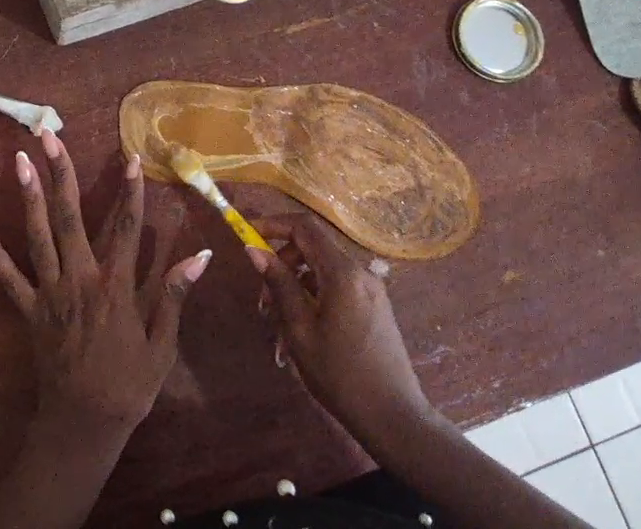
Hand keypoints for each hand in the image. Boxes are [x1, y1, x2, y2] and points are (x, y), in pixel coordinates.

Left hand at [0, 130, 211, 433]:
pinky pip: (7, 276)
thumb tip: (200, 255)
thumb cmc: (129, 385)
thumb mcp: (162, 346)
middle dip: (61, 174)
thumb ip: (175, 296)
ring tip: (20, 160)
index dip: (131, 191)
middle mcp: (80, 279)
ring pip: (38, 236)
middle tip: (49, 136)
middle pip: (70, 217)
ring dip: (29, 196)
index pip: (127, 228)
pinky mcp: (29, 310)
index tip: (132, 156)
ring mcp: (50, 292)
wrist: (83, 424)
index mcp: (116, 286)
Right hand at [249, 213, 436, 431]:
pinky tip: (299, 337)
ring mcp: (370, 290)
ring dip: (294, 290)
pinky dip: (313, 302)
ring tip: (278, 331)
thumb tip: (254, 250)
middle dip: (281, 266)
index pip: (304, 227)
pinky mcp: (373, 307)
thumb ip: (279, 284)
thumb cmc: (340, 374)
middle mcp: (360, 273)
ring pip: (321, 273)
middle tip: (263, 302)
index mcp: (342, 273)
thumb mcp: (300, 329)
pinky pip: (335, 290)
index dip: (273, 224)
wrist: (393, 417)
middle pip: (311, 249)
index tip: (247, 237)